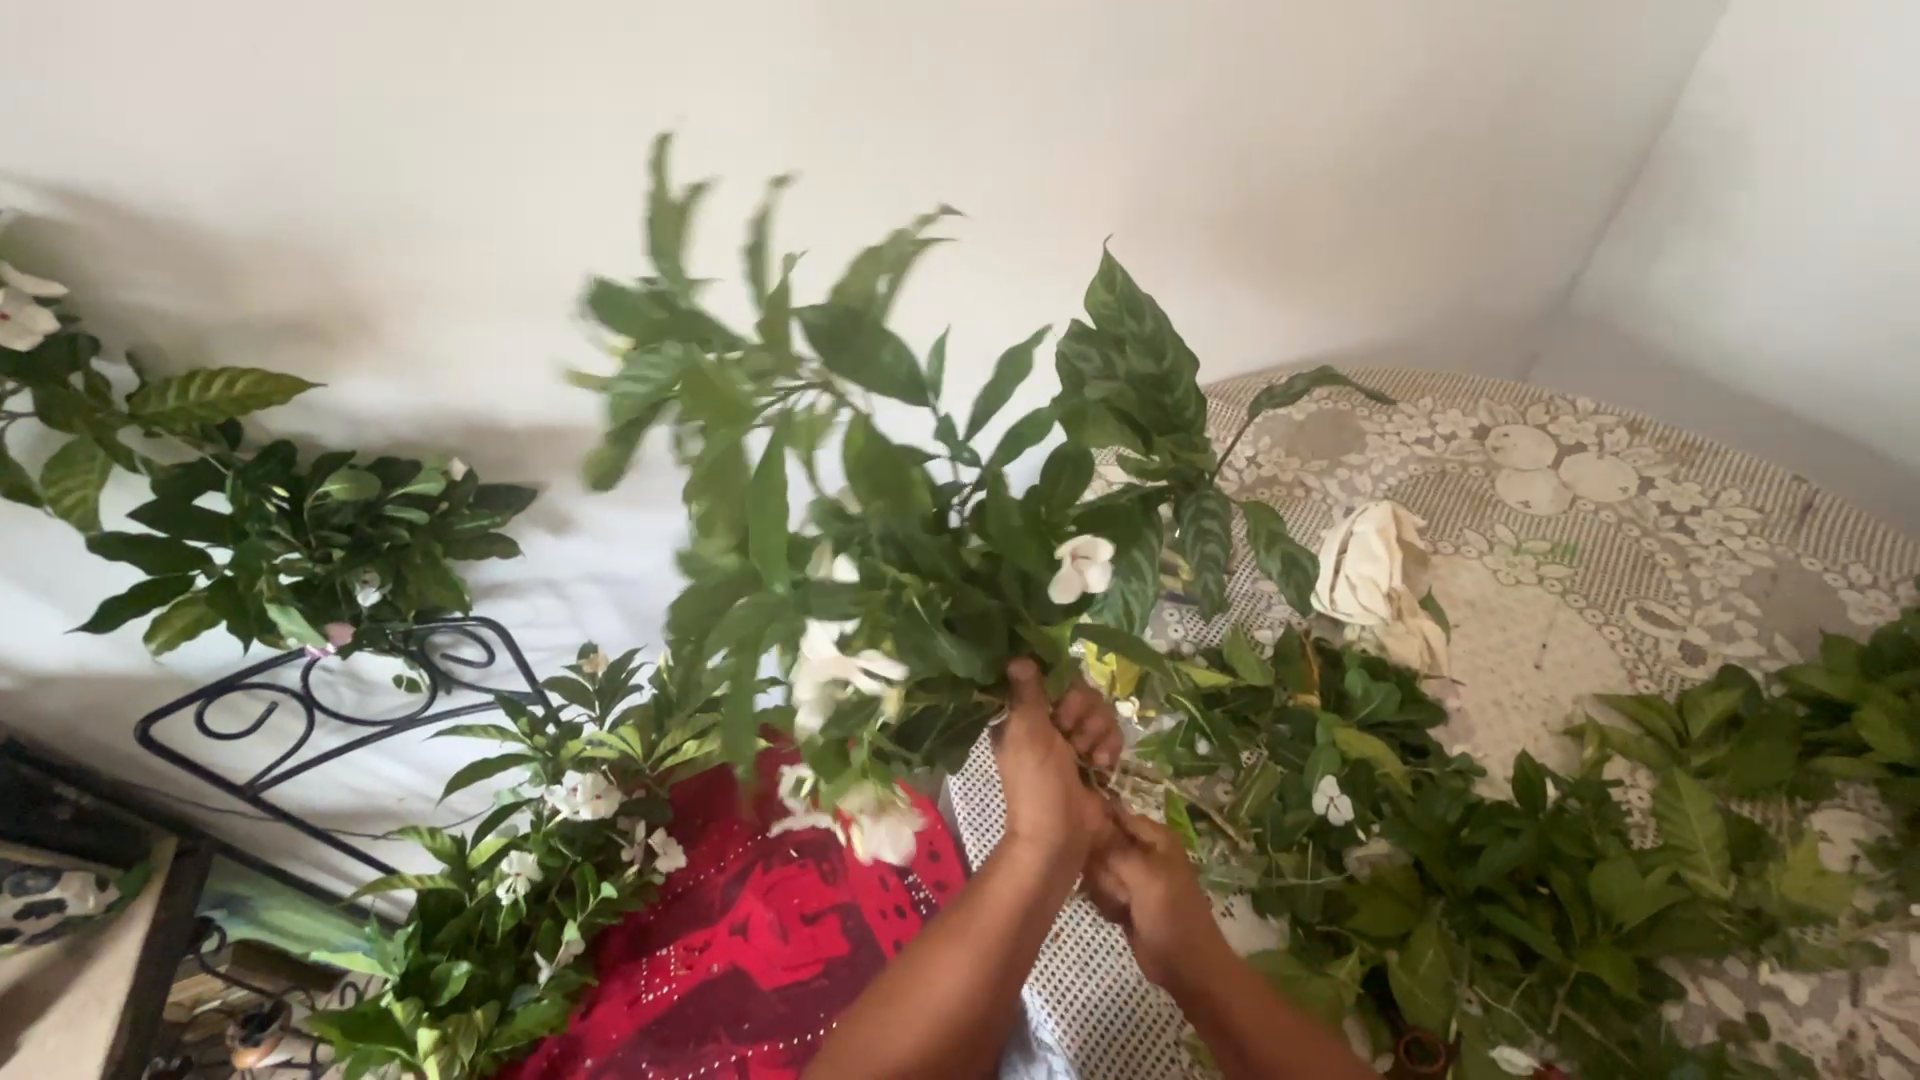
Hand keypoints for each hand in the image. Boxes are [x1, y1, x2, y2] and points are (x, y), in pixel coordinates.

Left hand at [991, 659, 1122, 864]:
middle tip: (1072, 737)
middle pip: (1080, 691)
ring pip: (1099, 711)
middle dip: (1083, 714)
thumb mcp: (1027, 733)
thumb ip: (1027, 694)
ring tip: (1087, 757)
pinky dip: (1109, 749)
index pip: (1050, 678)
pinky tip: (1100, 766)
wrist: (1062, 835)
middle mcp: (1048, 722)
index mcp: (1023, 714)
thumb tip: (1017, 657)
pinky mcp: (1095, 755)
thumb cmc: (1037, 783)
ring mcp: (1073, 739)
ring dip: (1098, 733)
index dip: (1062, 690)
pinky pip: (1112, 733)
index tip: (1059, 708)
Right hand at [1083, 806, 1230, 989]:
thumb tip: (1086, 818)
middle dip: (1100, 864)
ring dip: (1102, 886)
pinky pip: (1099, 890)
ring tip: (1119, 903)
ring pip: (1096, 867)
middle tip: (1113, 884)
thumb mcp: (1145, 876)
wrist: (1186, 968)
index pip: (1115, 813)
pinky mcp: (1124, 898)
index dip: (1094, 819)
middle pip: (1100, 841)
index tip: (1075, 833)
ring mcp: (1132, 876)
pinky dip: (1104, 902)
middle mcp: (1142, 850)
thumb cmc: (1171, 915)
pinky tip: (1116, 915)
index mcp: (1154, 836)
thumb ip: (1114, 848)